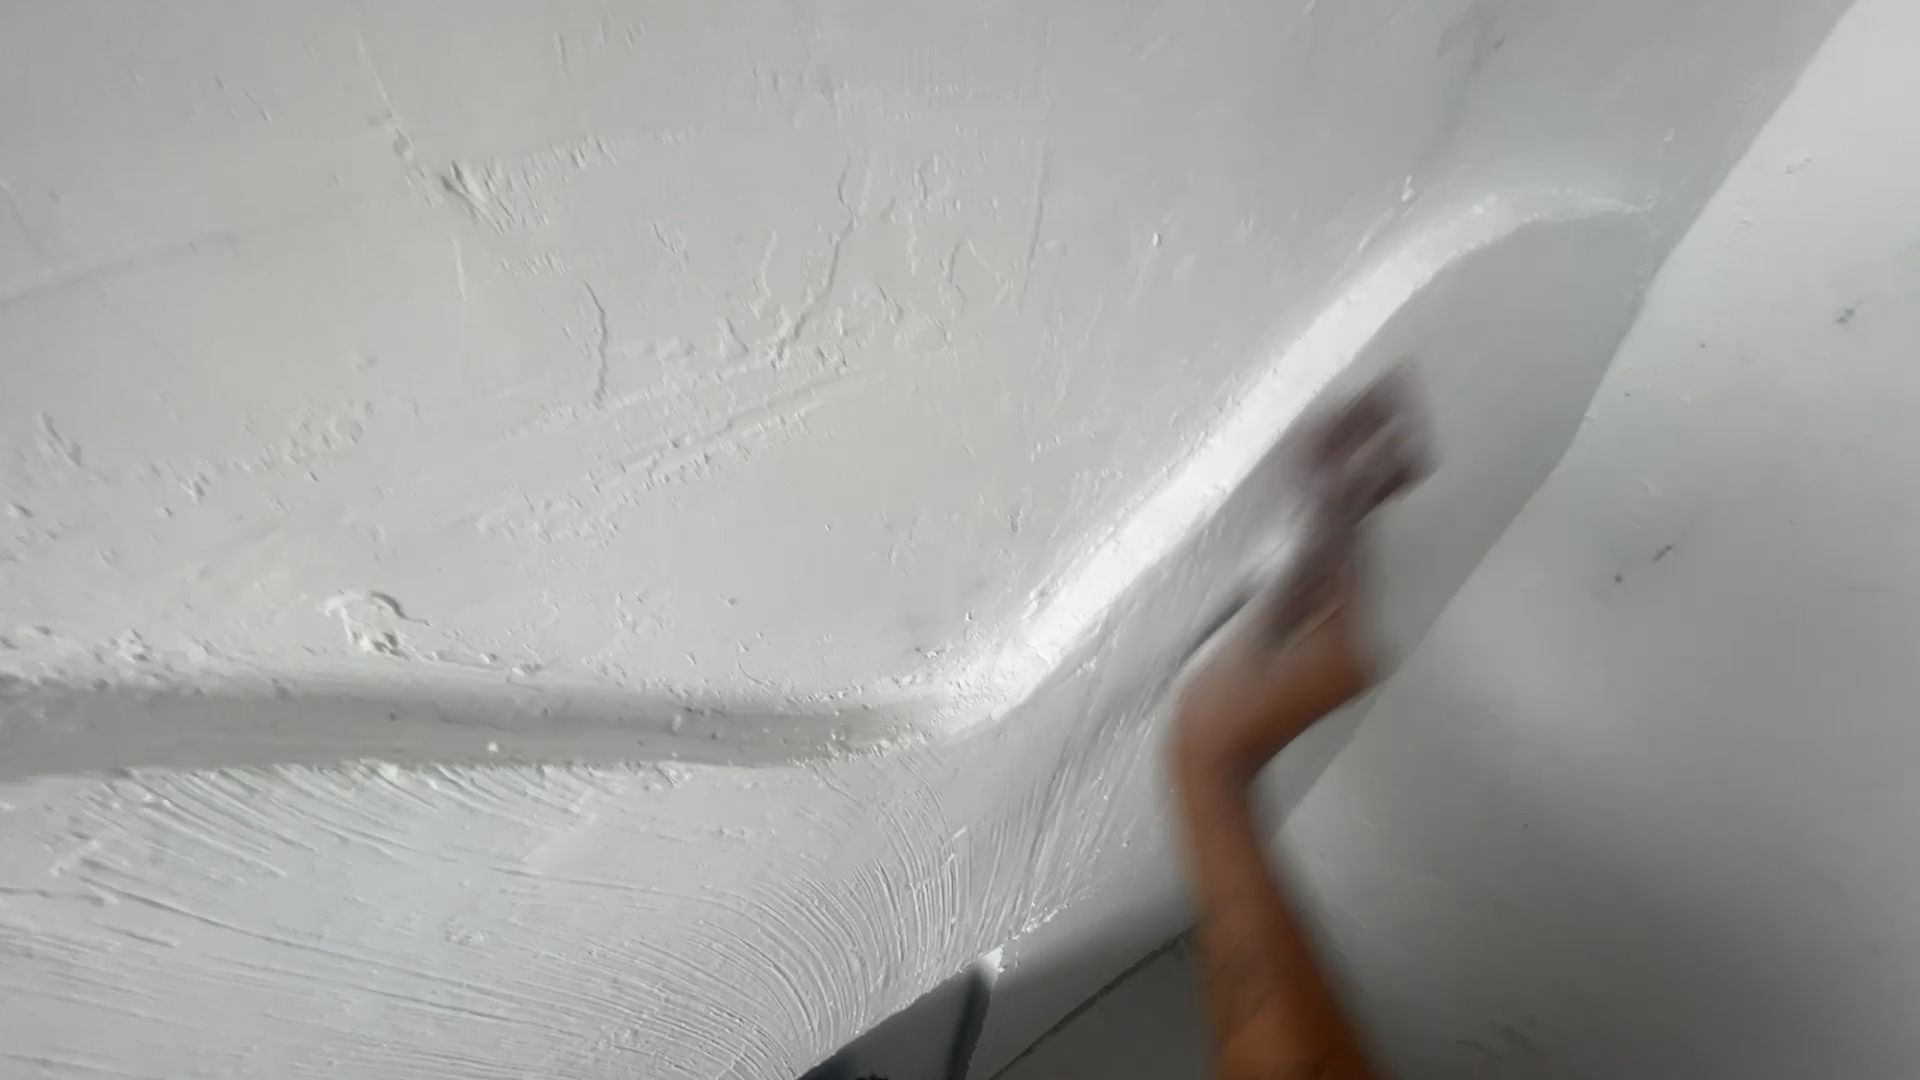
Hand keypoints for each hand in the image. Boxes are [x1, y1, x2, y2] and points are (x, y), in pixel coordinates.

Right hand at [1174, 370, 1428, 786]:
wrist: (1214, 766)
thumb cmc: (1215, 711)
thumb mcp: (1242, 644)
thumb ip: (1284, 582)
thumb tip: (1324, 519)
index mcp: (1343, 631)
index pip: (1350, 530)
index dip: (1356, 465)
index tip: (1366, 407)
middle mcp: (1358, 627)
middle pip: (1366, 529)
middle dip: (1374, 459)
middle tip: (1390, 390)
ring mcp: (1344, 632)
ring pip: (1354, 543)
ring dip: (1358, 481)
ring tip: (1370, 420)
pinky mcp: (1325, 634)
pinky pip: (1334, 564)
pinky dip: (1335, 518)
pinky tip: (1333, 486)